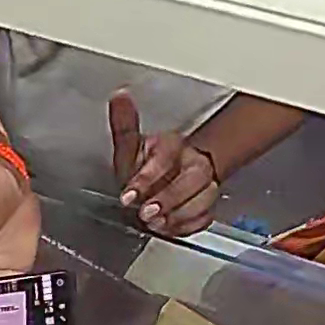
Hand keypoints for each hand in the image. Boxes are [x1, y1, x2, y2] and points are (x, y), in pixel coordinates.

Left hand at [110, 90, 217, 236]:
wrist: (170, 178)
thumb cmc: (148, 165)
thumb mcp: (131, 149)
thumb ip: (124, 127)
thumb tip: (118, 97)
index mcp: (173, 147)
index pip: (166, 156)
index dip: (147, 177)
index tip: (128, 196)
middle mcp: (194, 163)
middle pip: (194, 178)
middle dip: (169, 198)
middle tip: (146, 212)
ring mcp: (204, 185)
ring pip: (205, 197)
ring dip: (179, 214)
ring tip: (156, 222)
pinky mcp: (206, 206)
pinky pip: (205, 217)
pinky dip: (187, 225)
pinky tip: (169, 227)